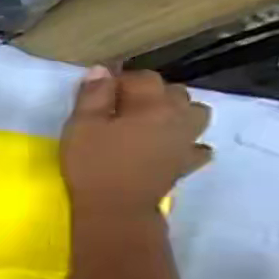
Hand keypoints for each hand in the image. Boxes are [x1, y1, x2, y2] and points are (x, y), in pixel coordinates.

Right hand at [60, 66, 210, 217]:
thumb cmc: (93, 164)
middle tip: (117, 109)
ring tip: (150, 122)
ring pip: (194, 112)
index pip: (141, 78)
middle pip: (172, 91)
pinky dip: (187, 142)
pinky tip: (171, 147)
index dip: (117, 81)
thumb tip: (101, 70)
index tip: (95, 94)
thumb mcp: (80, 127)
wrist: (116, 208)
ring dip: (175, 112)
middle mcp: (178, 116)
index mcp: (152, 105)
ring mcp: (188, 140)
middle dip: (148, 94)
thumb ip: (92, 97)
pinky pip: (197, 145)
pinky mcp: (186, 163)